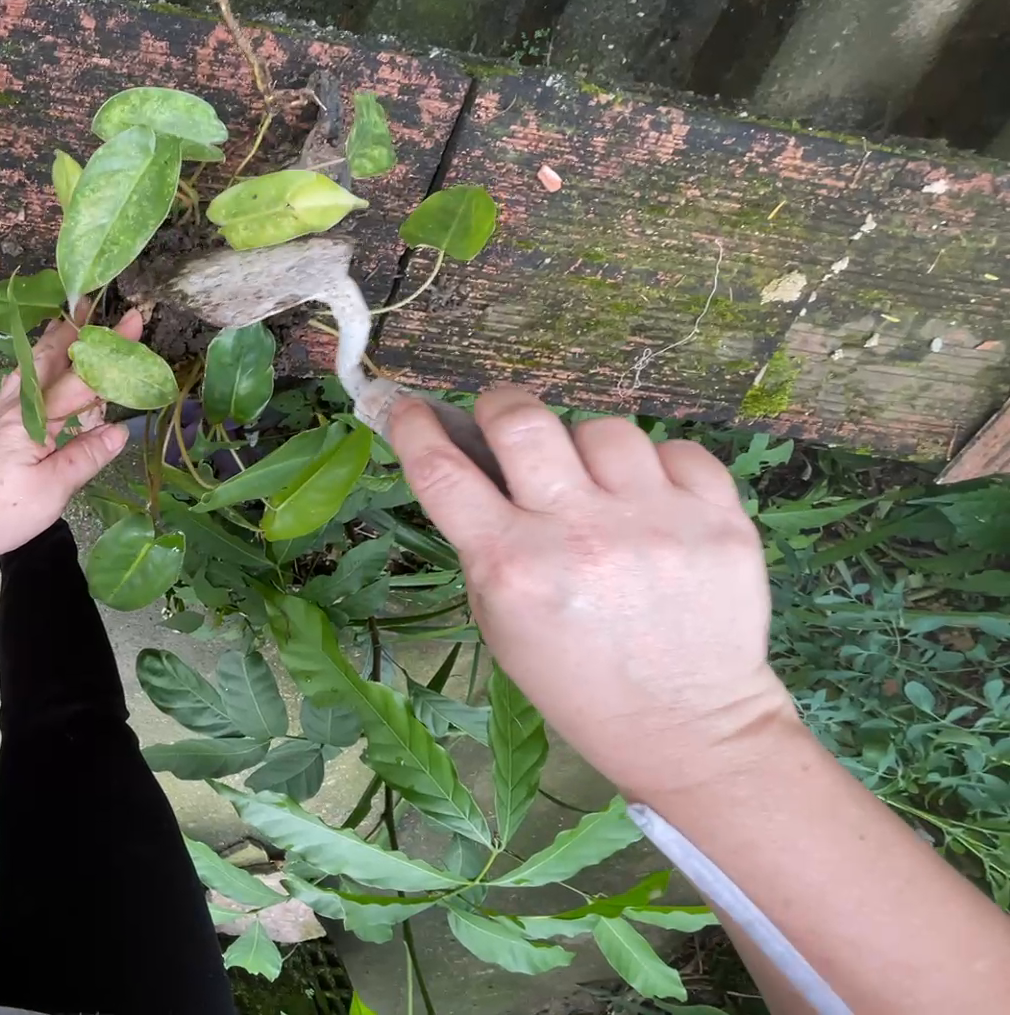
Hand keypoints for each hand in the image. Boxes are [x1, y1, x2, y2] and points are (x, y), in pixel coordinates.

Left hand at [0, 304, 136, 571]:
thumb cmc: (1, 511)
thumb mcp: (53, 489)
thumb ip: (86, 456)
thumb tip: (120, 430)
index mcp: (35, 419)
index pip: (82, 379)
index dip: (112, 351)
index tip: (135, 318)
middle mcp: (16, 408)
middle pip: (50, 359)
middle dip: (74, 330)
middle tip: (90, 302)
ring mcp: (2, 416)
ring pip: (30, 368)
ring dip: (51, 344)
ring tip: (65, 324)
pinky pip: (20, 385)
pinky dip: (35, 367)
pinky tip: (35, 370)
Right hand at [384, 387, 797, 798]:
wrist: (685, 724)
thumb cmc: (566, 673)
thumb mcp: (494, 611)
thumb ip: (483, 536)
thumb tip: (474, 463)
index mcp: (508, 564)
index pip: (441, 470)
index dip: (414, 428)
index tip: (407, 407)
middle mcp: (578, 533)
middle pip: (523, 422)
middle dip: (500, 405)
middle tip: (500, 416)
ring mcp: (656, 522)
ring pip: (602, 427)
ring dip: (580, 442)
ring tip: (587, 477)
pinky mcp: (722, 521)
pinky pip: (676, 450)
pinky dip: (651, 464)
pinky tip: (645, 498)